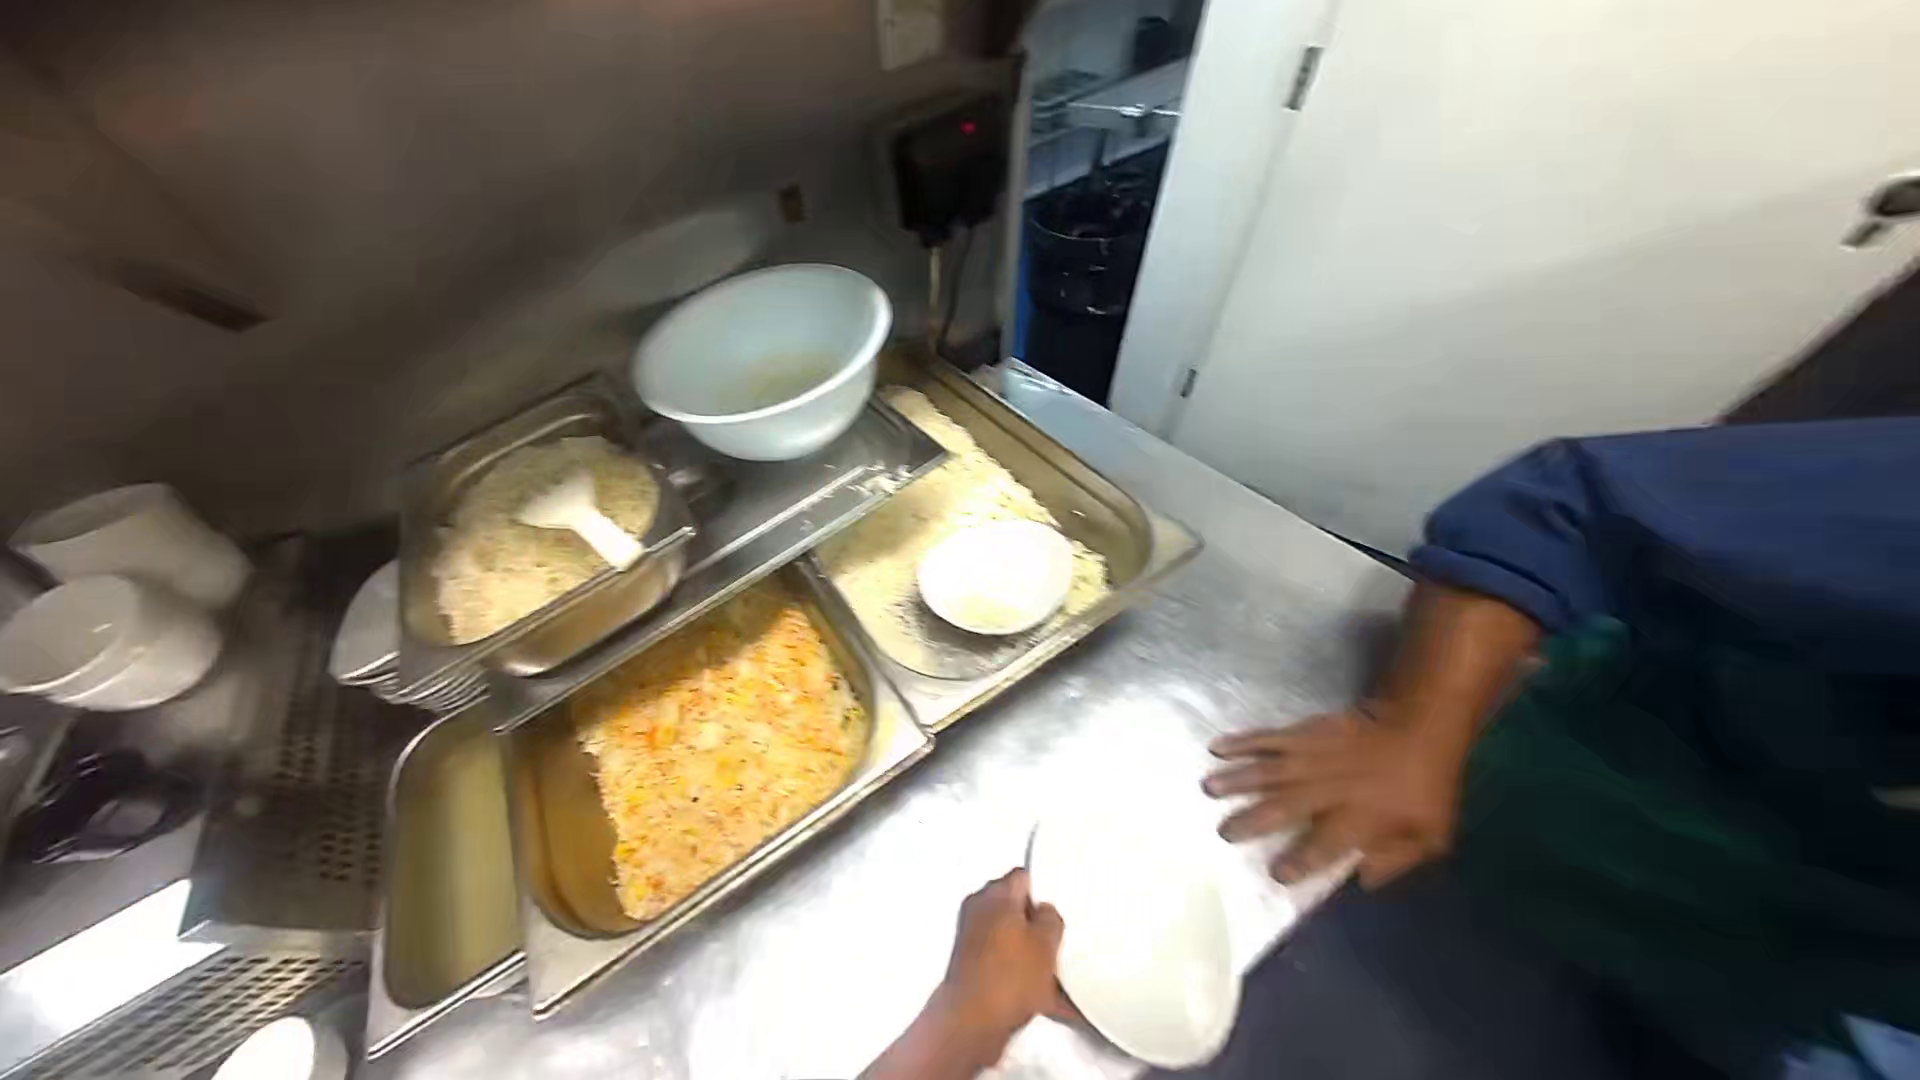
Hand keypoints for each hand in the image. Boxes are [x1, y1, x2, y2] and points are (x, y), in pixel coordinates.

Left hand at [935, 868, 1071, 1039]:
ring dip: (1031, 953)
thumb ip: (1051, 918)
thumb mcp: (1045, 942)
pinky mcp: (970, 967)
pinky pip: (1004, 963)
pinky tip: (1047, 998)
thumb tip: (1043, 911)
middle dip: (1037, 924)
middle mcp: (979, 908)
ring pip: (1011, 938)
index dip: (1044, 889)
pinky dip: (1021, 975)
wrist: (971, 1023)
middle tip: (1060, 940)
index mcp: (995, 893)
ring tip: (1057, 973)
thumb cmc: (1010, 974)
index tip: (1061, 906)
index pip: (1023, 877)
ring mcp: (971, 938)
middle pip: (1016, 908)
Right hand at [1203, 705, 1464, 887]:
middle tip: (1223, 832)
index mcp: (1358, 819)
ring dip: (1237, 780)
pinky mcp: (1302, 733)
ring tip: (1208, 788)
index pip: (1323, 847)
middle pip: (1284, 807)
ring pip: (1268, 770)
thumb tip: (1360, 881)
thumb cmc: (1423, 789)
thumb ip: (1395, 861)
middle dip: (1253, 821)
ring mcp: (1311, 758)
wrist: (1414, 729)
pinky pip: (1267, 738)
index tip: (1275, 873)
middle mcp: (1327, 790)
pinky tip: (1217, 746)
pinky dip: (1242, 742)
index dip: (1299, 861)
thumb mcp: (1430, 838)